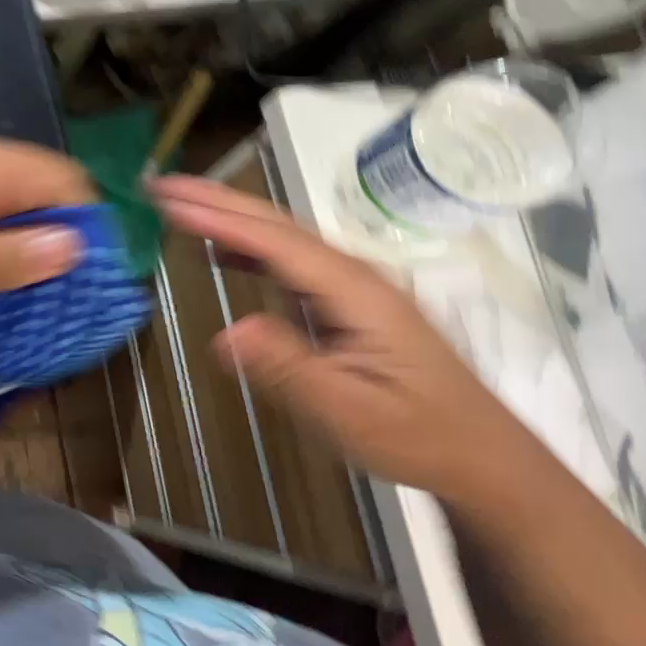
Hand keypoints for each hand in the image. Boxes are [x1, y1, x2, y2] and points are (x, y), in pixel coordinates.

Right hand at [148, 175, 543, 502]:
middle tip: (159, 185)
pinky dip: (249, 247)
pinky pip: (290, 261)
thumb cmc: (418, 437)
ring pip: (283, 237)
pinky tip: (222, 251)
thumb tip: (226, 333)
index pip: (277, 243)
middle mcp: (357, 277)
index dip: (220, 219)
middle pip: (279, 226)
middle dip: (217, 200)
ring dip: (229, 216)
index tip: (168, 200)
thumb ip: (288, 369)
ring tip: (177, 204)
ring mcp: (355, 288)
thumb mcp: (349, 412)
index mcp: (358, 294)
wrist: (486, 460)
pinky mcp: (349, 304)